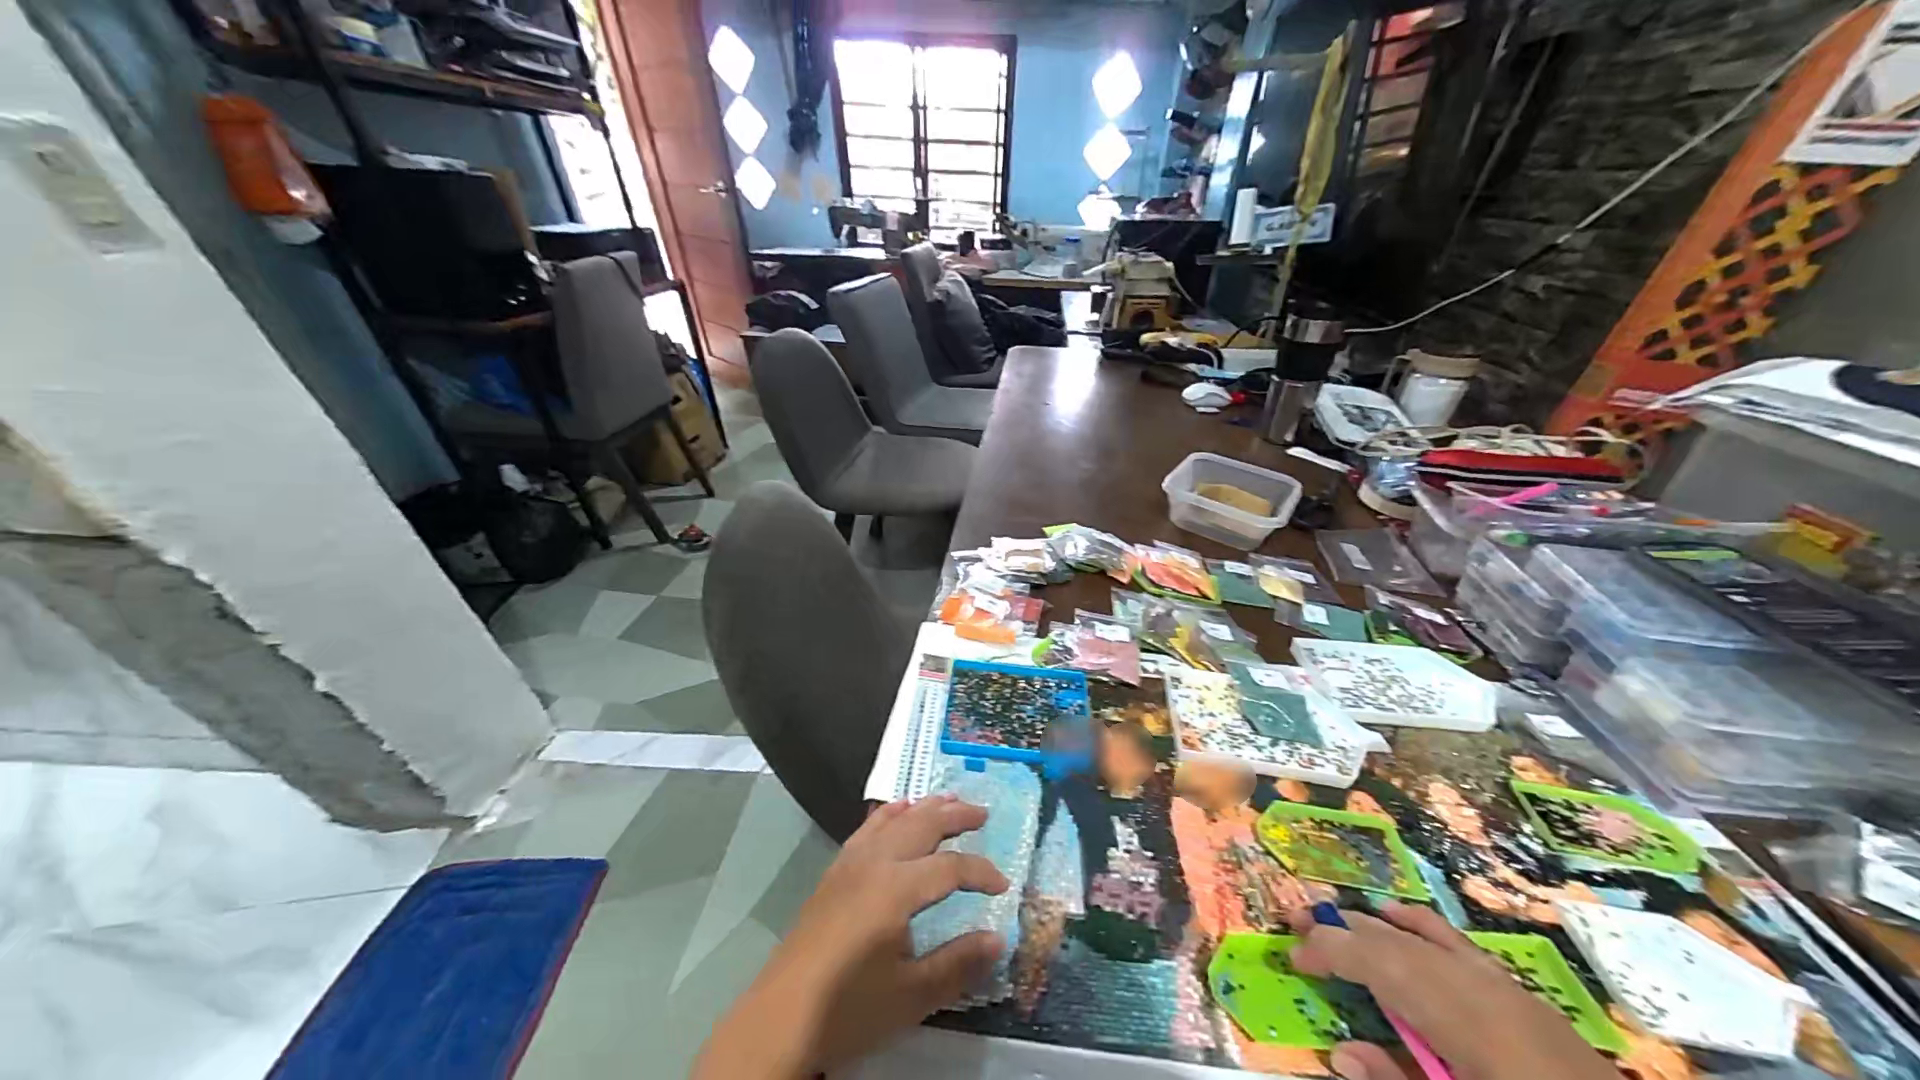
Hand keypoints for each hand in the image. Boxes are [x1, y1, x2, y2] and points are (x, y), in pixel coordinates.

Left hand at [690, 795, 1008, 1078]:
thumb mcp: (912, 996)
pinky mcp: (833, 873)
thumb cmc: (850, 1008)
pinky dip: (888, 814)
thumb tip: (997, 938)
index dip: (980, 873)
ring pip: (893, 820)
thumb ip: (958, 964)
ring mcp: (849, 864)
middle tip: (983, 813)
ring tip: (948, 799)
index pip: (950, 868)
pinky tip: (895, 811)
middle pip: (921, 825)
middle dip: (955, 816)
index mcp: (897, 888)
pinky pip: (867, 828)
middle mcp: (874, 863)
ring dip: (924, 807)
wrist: (780, 1019)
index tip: (1002, 886)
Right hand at [1288, 901, 1617, 1079]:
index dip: (1331, 952)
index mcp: (1457, 1019)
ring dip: (1372, 926)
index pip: (1378, 965)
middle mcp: (1475, 988)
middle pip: (1395, 945)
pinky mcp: (1519, 993)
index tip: (1296, 956)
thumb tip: (1339, 1051)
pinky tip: (1395, 912)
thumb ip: (1398, 1079)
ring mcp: (1500, 986)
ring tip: (1331, 918)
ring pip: (1421, 939)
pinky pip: (1459, 943)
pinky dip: (1422, 924)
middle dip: (1341, 930)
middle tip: (1295, 923)